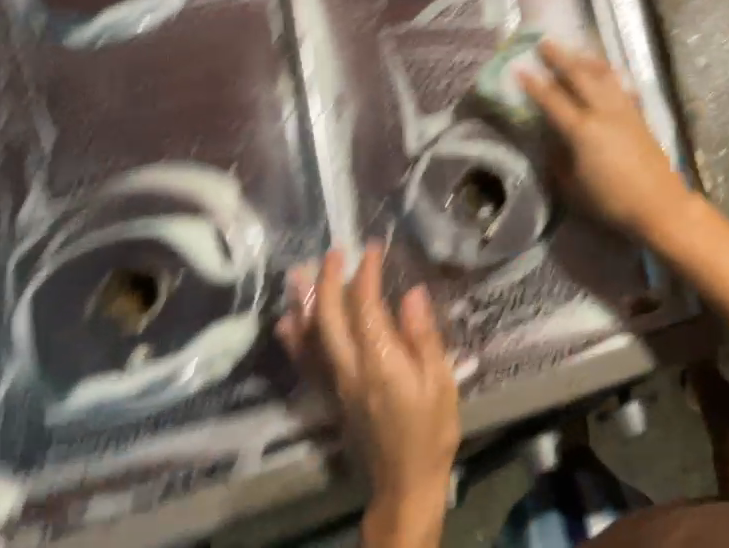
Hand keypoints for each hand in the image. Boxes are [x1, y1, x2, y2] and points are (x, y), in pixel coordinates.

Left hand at [278, 244, 458, 547]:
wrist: (405, 481)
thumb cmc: (431, 429)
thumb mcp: (440, 381)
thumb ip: (424, 337)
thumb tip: (412, 294)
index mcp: (380, 362)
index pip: (364, 308)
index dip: (365, 274)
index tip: (372, 247)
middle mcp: (349, 369)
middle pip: (328, 318)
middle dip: (329, 280)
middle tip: (336, 250)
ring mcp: (336, 384)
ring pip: (309, 338)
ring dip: (303, 304)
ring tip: (298, 274)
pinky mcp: (332, 397)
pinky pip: (306, 361)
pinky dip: (295, 339)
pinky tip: (289, 323)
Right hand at [519, 40, 690, 238]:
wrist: (659, 203)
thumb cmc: (611, 201)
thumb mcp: (573, 188)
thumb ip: (558, 161)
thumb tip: (551, 143)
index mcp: (582, 130)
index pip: (553, 100)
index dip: (534, 84)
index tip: (519, 68)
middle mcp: (604, 112)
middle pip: (580, 76)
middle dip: (560, 58)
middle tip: (545, 43)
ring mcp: (625, 111)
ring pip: (604, 75)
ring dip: (586, 60)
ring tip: (575, 50)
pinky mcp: (640, 116)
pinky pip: (622, 86)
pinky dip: (610, 74)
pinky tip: (607, 71)